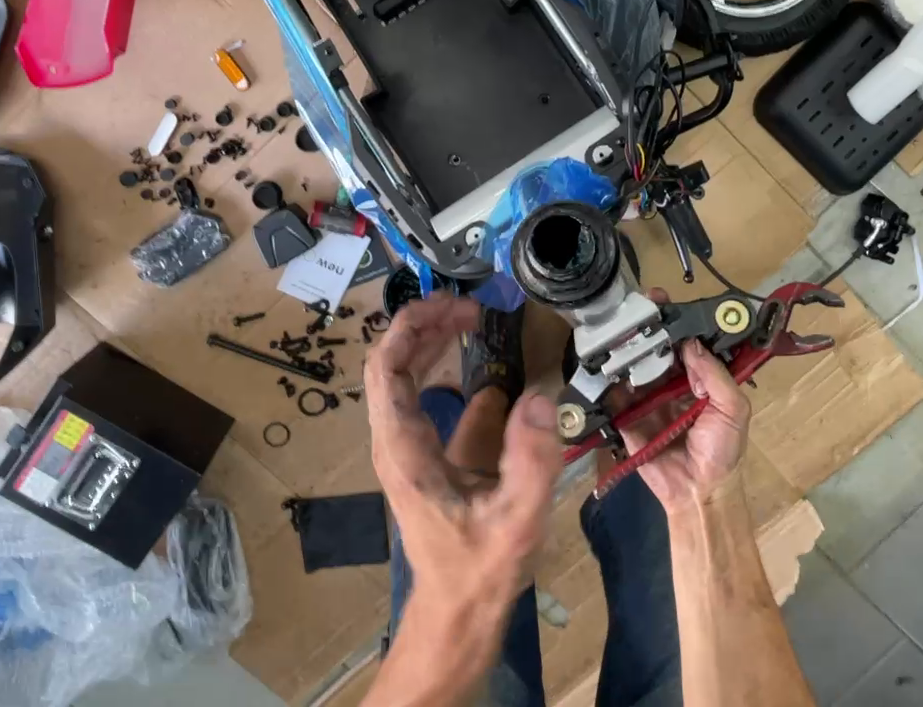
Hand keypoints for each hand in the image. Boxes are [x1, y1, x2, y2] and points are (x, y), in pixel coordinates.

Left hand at [364, 297, 561, 620]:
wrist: (458, 615)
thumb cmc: (478, 571)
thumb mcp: (515, 520)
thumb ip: (530, 460)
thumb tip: (538, 396)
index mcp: (404, 447)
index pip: (385, 369)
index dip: (410, 328)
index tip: (452, 307)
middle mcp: (397, 439)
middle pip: (391, 363)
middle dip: (425, 326)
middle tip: (472, 308)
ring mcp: (410, 447)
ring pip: (406, 377)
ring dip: (434, 343)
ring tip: (475, 322)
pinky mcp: (429, 456)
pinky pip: (429, 401)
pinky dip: (450, 373)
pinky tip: (488, 370)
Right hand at [617, 293, 750, 510]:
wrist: (698, 494)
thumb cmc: (723, 451)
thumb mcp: (733, 410)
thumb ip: (716, 376)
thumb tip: (691, 342)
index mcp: (697, 378)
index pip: (683, 342)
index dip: (673, 322)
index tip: (661, 299)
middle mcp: (669, 383)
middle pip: (653, 349)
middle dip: (643, 328)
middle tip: (632, 308)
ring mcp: (645, 399)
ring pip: (632, 367)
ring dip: (623, 349)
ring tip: (615, 330)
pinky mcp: (625, 418)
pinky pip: (614, 397)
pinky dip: (607, 382)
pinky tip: (603, 364)